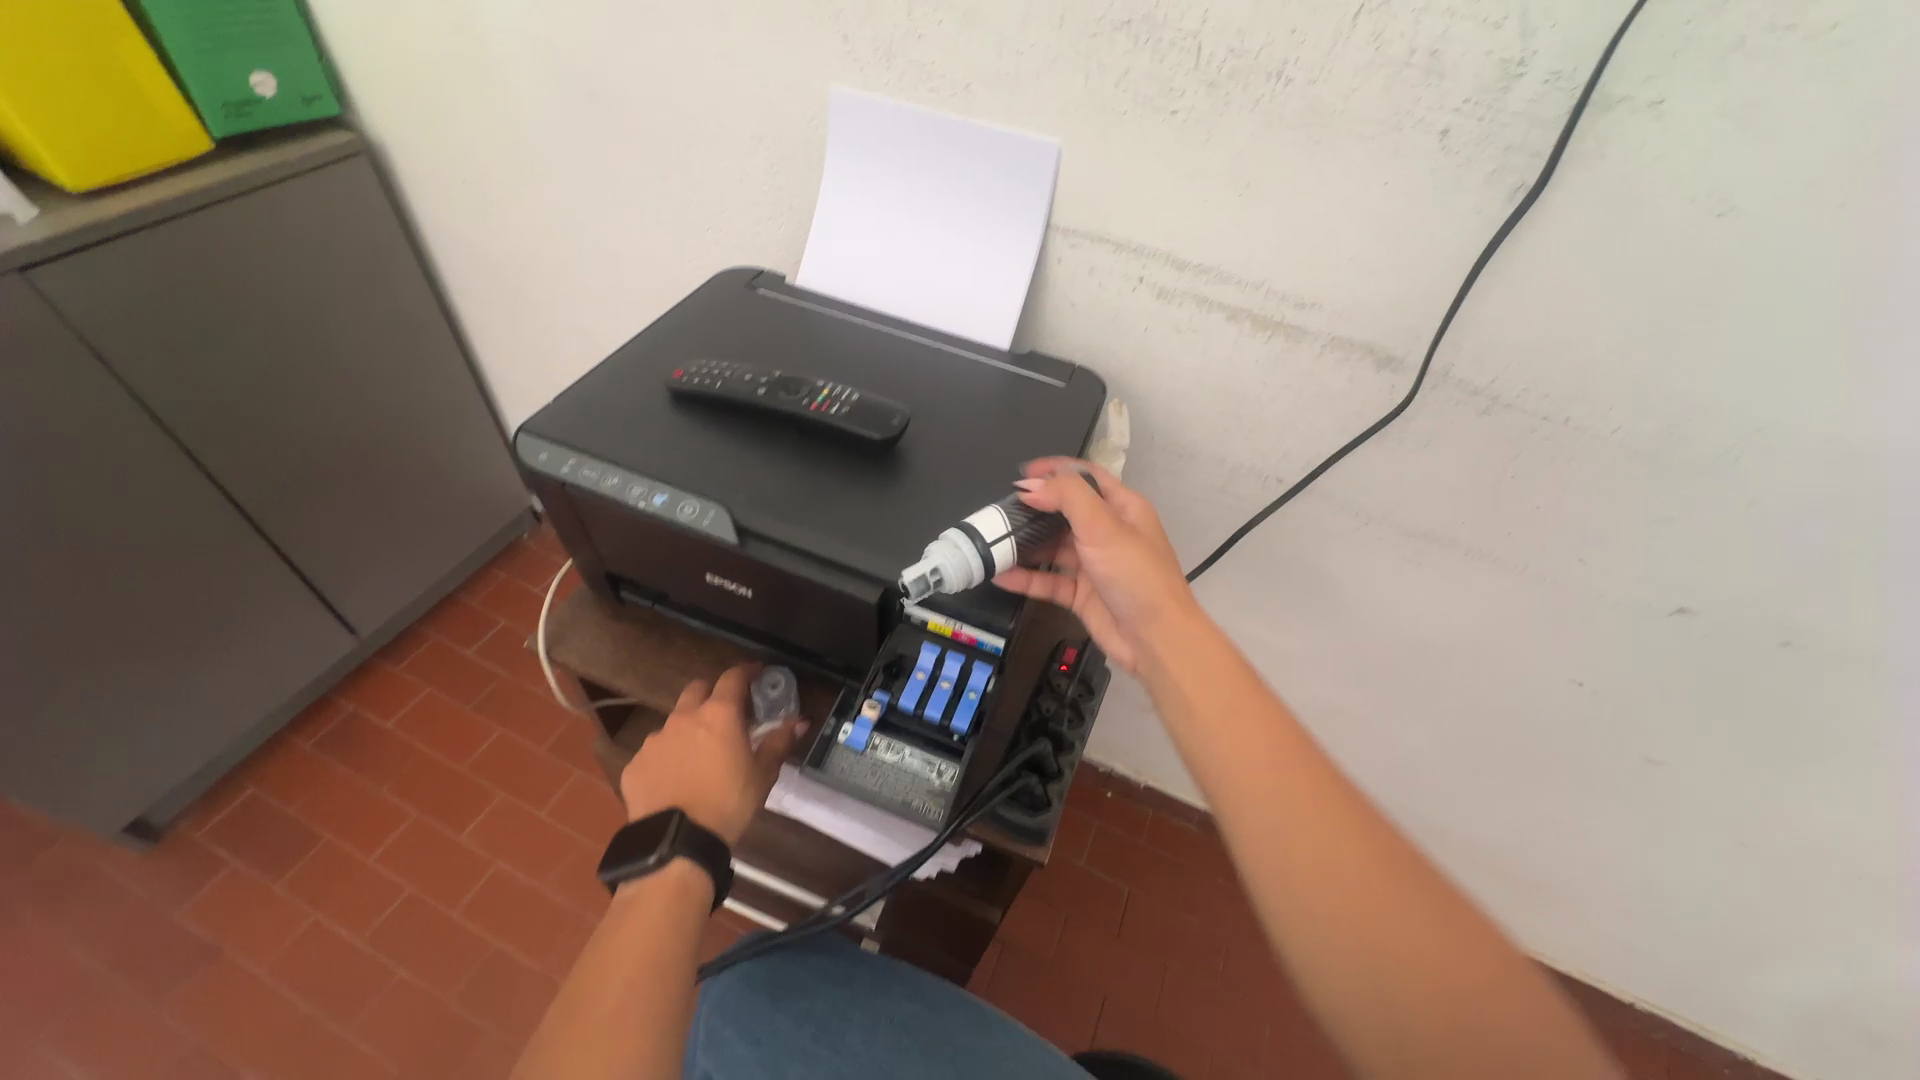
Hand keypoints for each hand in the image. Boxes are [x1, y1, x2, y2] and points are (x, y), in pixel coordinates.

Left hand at [618, 664, 805, 845]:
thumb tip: (798, 722)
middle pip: (697, 689)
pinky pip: (655, 752)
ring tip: (700, 755)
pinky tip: (676, 780)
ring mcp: (655, 740)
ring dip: (689, 729)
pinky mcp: (635, 764)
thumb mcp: (762, 775)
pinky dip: (668, 757)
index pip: (732, 678)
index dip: (746, 671)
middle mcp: (683, 718)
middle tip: (727, 711)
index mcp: (719, 715)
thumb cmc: (729, 803)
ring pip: (674, 722)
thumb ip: (779, 743)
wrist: (676, 842)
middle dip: (712, 693)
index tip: (756, 672)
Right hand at [992, 458, 1199, 672]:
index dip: (1055, 470)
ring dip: (1025, 545)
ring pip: (1053, 548)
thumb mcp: (1104, 526)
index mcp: (1122, 508)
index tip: (1021, 475)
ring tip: (994, 541)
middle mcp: (1108, 532)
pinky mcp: (1082, 594)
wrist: (1156, 639)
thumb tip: (1031, 485)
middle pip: (1064, 512)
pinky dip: (1027, 578)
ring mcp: (1094, 564)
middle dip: (1034, 509)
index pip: (1085, 477)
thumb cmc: (1137, 576)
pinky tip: (1002, 575)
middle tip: (1001, 510)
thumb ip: (1067, 497)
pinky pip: (1049, 581)